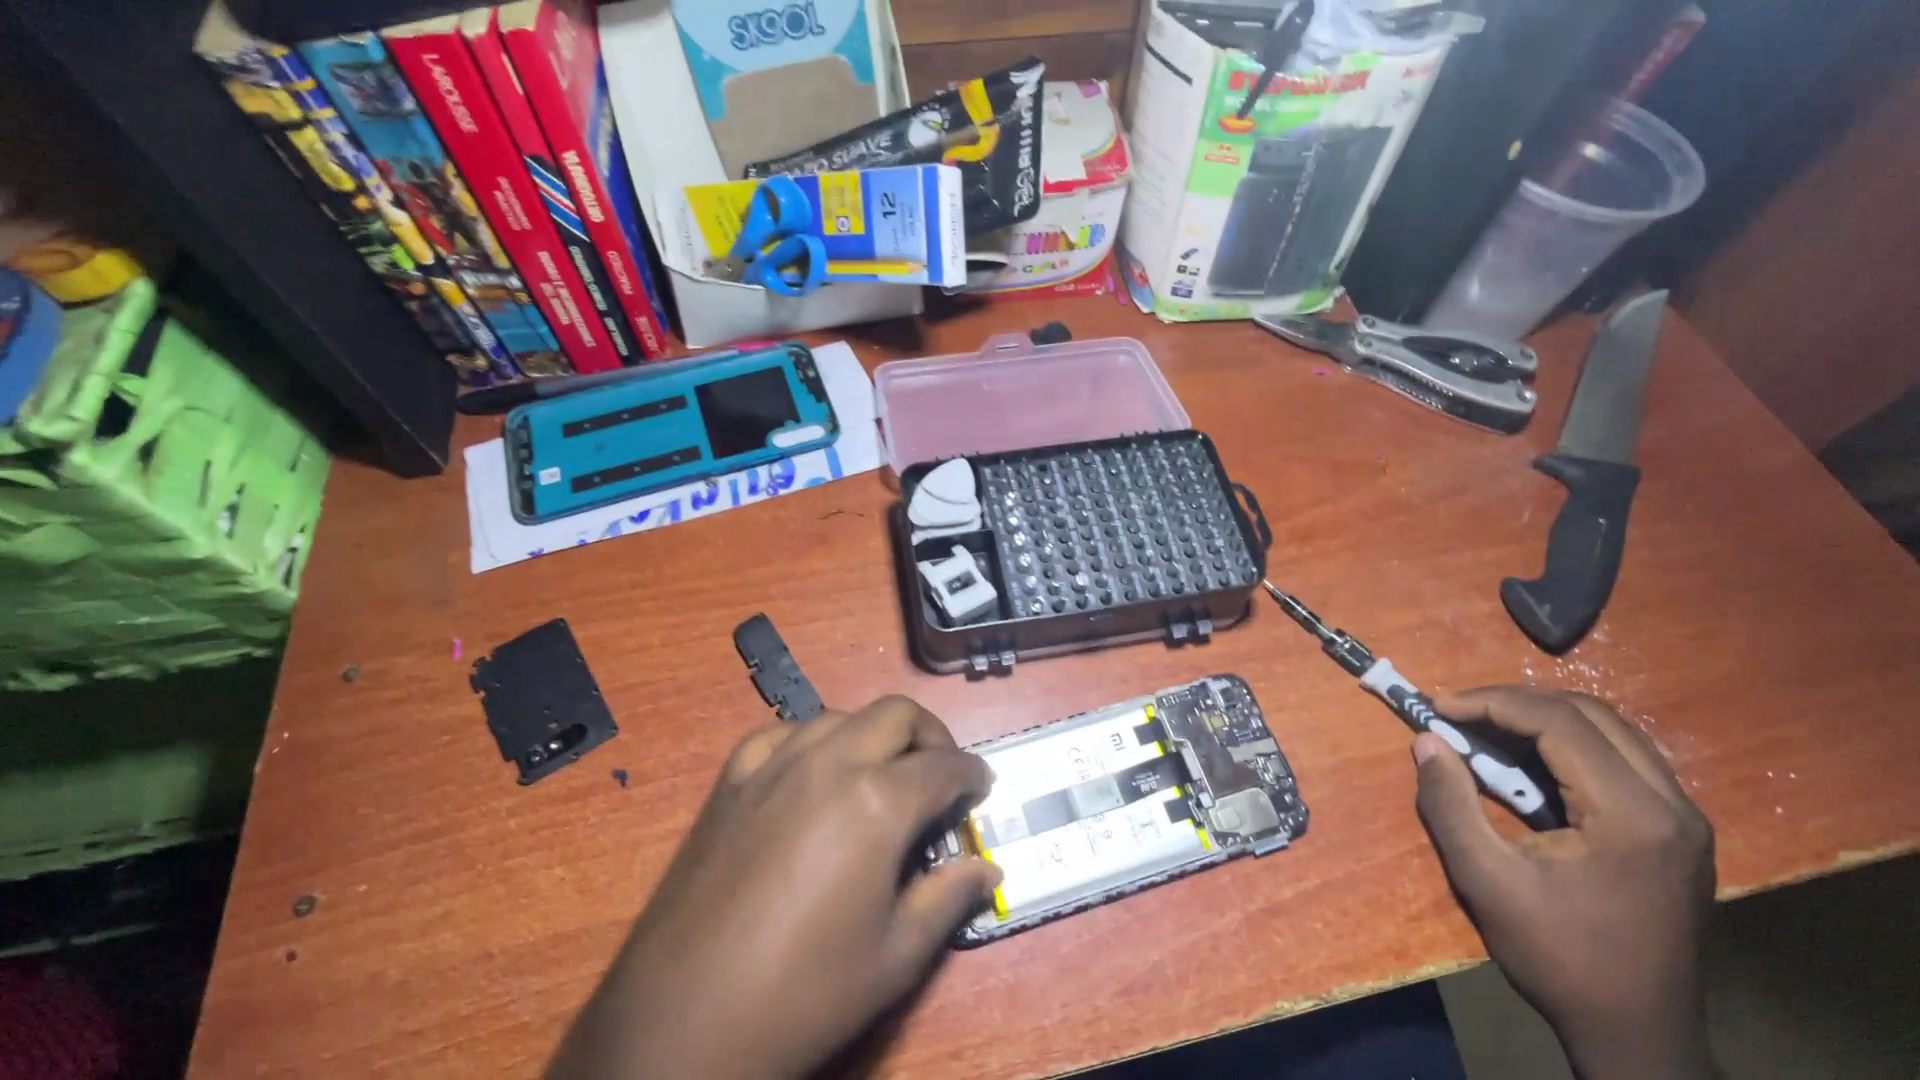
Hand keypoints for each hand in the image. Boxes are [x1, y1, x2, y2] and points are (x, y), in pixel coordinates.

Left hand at [549, 697, 997, 1079]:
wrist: (685, 1016)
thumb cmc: (804, 992)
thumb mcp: (894, 957)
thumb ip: (947, 899)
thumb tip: (986, 867)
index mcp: (878, 802)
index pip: (944, 767)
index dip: (973, 775)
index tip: (981, 789)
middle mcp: (828, 764)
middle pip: (895, 716)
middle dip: (930, 737)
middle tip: (940, 776)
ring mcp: (773, 766)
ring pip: (838, 716)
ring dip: (872, 736)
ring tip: (881, 776)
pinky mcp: (730, 782)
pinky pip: (778, 735)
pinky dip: (810, 742)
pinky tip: (811, 774)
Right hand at [1414, 687, 1717, 1079]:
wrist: (1636, 1031)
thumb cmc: (1558, 957)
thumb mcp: (1486, 882)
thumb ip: (1451, 805)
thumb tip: (1426, 742)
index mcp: (1632, 814)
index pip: (1560, 723)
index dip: (1493, 704)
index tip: (1439, 708)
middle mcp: (1673, 804)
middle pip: (1592, 715)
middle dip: (1517, 703)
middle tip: (1460, 713)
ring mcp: (1686, 819)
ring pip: (1615, 732)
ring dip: (1547, 720)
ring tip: (1489, 731)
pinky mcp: (1681, 833)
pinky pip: (1626, 761)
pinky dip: (1574, 746)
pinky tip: (1534, 765)